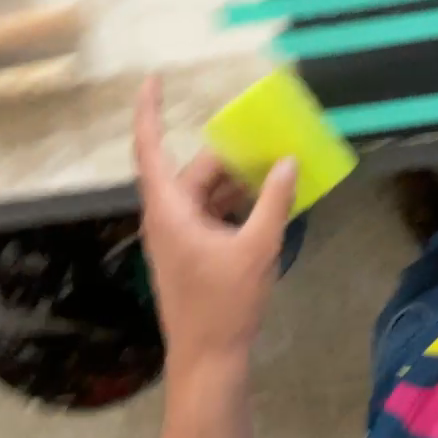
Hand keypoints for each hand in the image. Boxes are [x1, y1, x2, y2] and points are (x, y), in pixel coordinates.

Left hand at [132, 76, 296, 369]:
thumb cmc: (226, 303)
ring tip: (275, 173)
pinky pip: (210, 215)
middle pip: (194, 172)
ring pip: (204, 195)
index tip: (154, 79)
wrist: (208, 357)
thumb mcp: (258, 248)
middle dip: (230, 158)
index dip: (149, 112)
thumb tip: (288, 162)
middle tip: (268, 144)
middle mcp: (167, 218)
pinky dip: (235, 206)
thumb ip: (275, 202)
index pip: (150, 149)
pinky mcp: (190, 254)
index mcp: (170, 210)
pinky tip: (267, 205)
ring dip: (237, 184)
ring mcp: (177, 237)